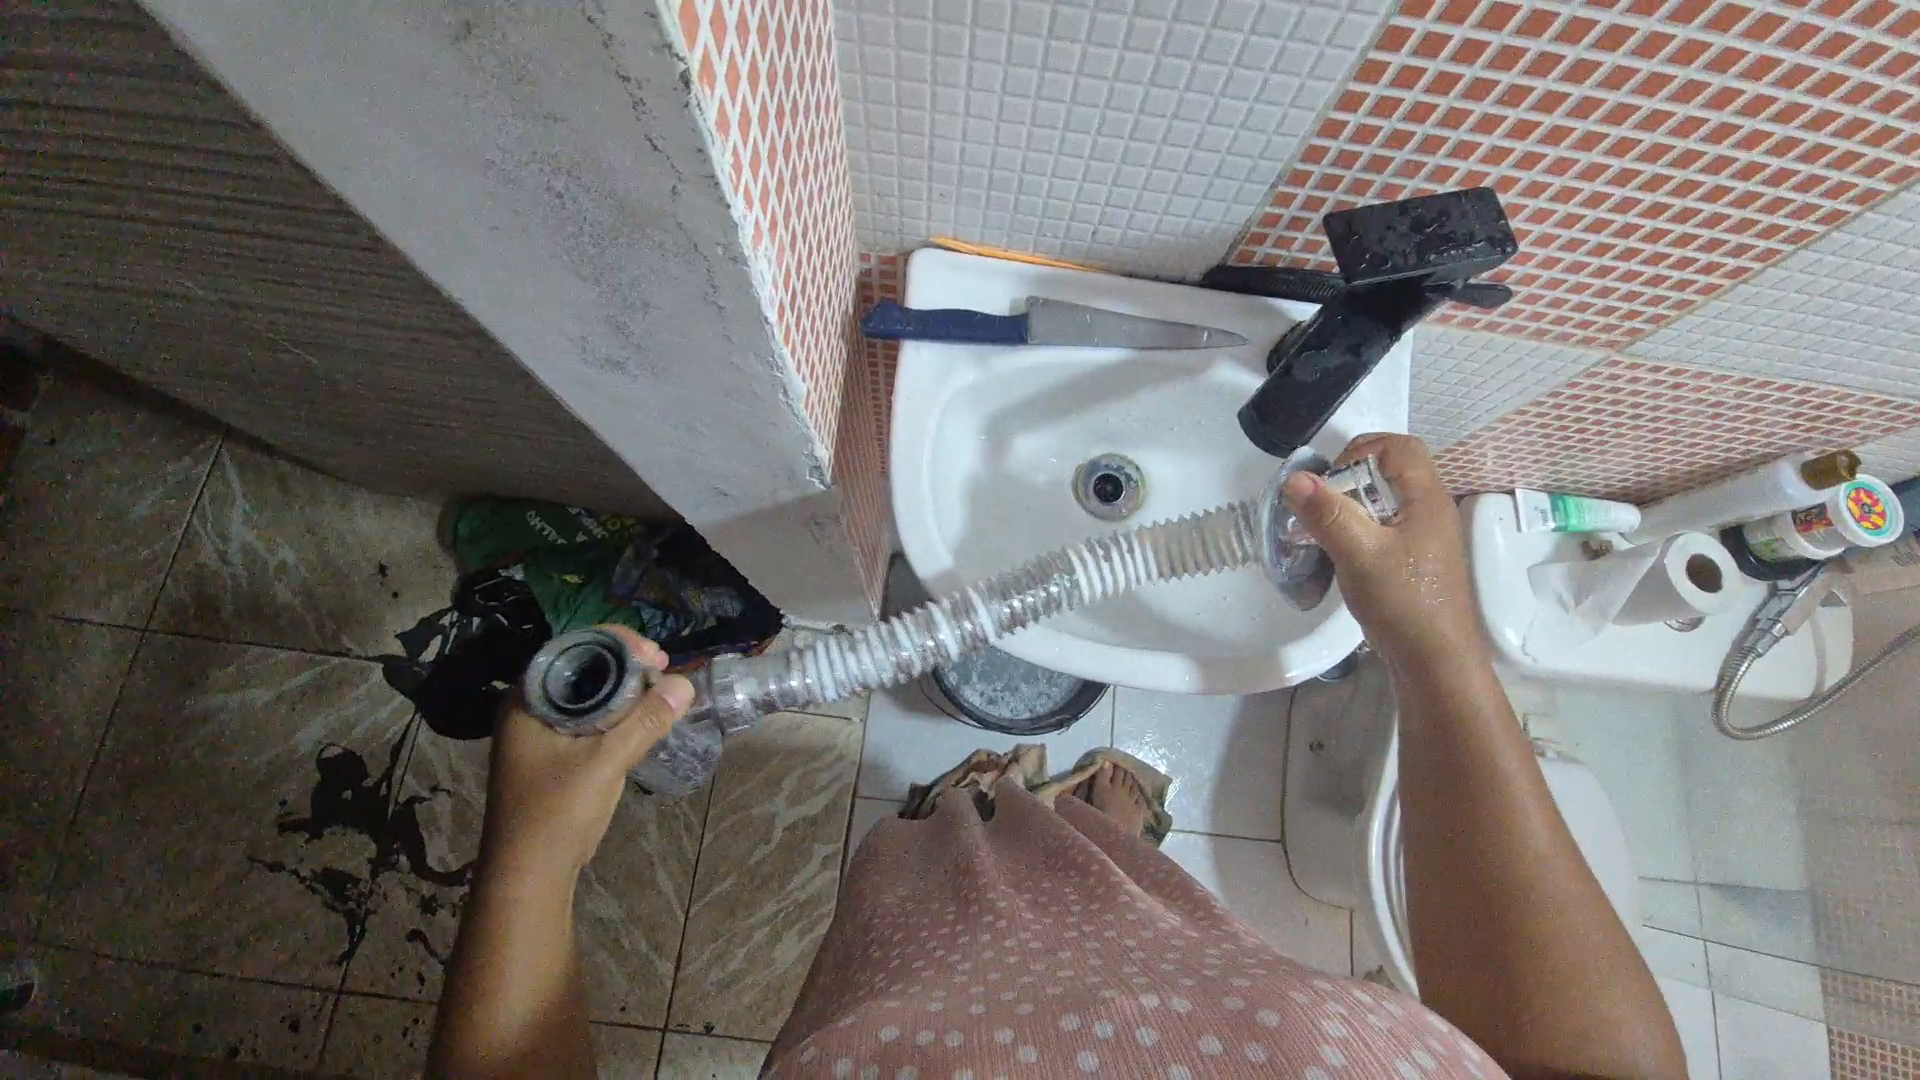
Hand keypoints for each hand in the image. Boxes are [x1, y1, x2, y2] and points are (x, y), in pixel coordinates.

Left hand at [481, 626, 694, 879]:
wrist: (529, 875)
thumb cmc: (555, 813)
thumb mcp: (605, 762)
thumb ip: (645, 721)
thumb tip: (686, 684)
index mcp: (528, 700)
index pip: (573, 649)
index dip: (616, 643)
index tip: (654, 654)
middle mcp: (531, 708)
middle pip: (583, 667)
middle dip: (626, 663)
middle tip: (662, 667)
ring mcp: (543, 731)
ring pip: (590, 692)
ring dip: (626, 687)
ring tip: (661, 687)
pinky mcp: (558, 751)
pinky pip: (592, 715)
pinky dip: (620, 710)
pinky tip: (645, 714)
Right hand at [1281, 434, 1484, 667]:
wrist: (1434, 661)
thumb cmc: (1403, 602)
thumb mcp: (1359, 554)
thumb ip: (1327, 514)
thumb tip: (1294, 478)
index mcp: (1426, 499)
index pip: (1399, 447)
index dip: (1360, 451)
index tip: (1330, 483)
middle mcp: (1429, 510)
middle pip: (1388, 471)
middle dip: (1347, 481)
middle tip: (1320, 509)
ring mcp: (1422, 536)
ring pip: (1382, 501)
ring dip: (1348, 509)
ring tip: (1322, 533)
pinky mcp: (1413, 559)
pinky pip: (1381, 527)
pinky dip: (1356, 531)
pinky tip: (1339, 555)